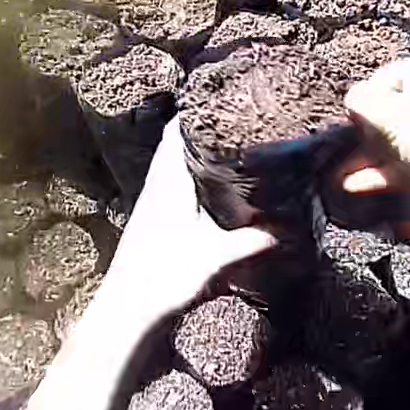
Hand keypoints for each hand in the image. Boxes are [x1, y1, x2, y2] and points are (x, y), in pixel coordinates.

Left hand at [85, 117, 275, 342]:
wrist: (127, 310)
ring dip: (193, 149)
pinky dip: (188, 171)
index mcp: (168, 184)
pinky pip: (170, 180)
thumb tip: (282, 232)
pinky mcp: (152, 217)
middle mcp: (157, 185)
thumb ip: (248, 242)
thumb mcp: (212, 259)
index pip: (177, 132)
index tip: (222, 100)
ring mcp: (152, 201)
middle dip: (201, 126)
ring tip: (225, 143)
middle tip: (233, 118)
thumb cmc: (162, 279)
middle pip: (175, 142)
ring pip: (171, 161)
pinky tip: (208, 183)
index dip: (196, 112)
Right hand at [342, 49, 409, 215]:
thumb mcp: (392, 112)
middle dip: (364, 136)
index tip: (350, 125)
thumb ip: (363, 102)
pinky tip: (361, 184)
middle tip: (344, 154)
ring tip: (342, 176)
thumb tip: (353, 100)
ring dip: (372, 157)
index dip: (362, 102)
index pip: (385, 78)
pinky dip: (389, 172)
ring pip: (404, 141)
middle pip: (394, 111)